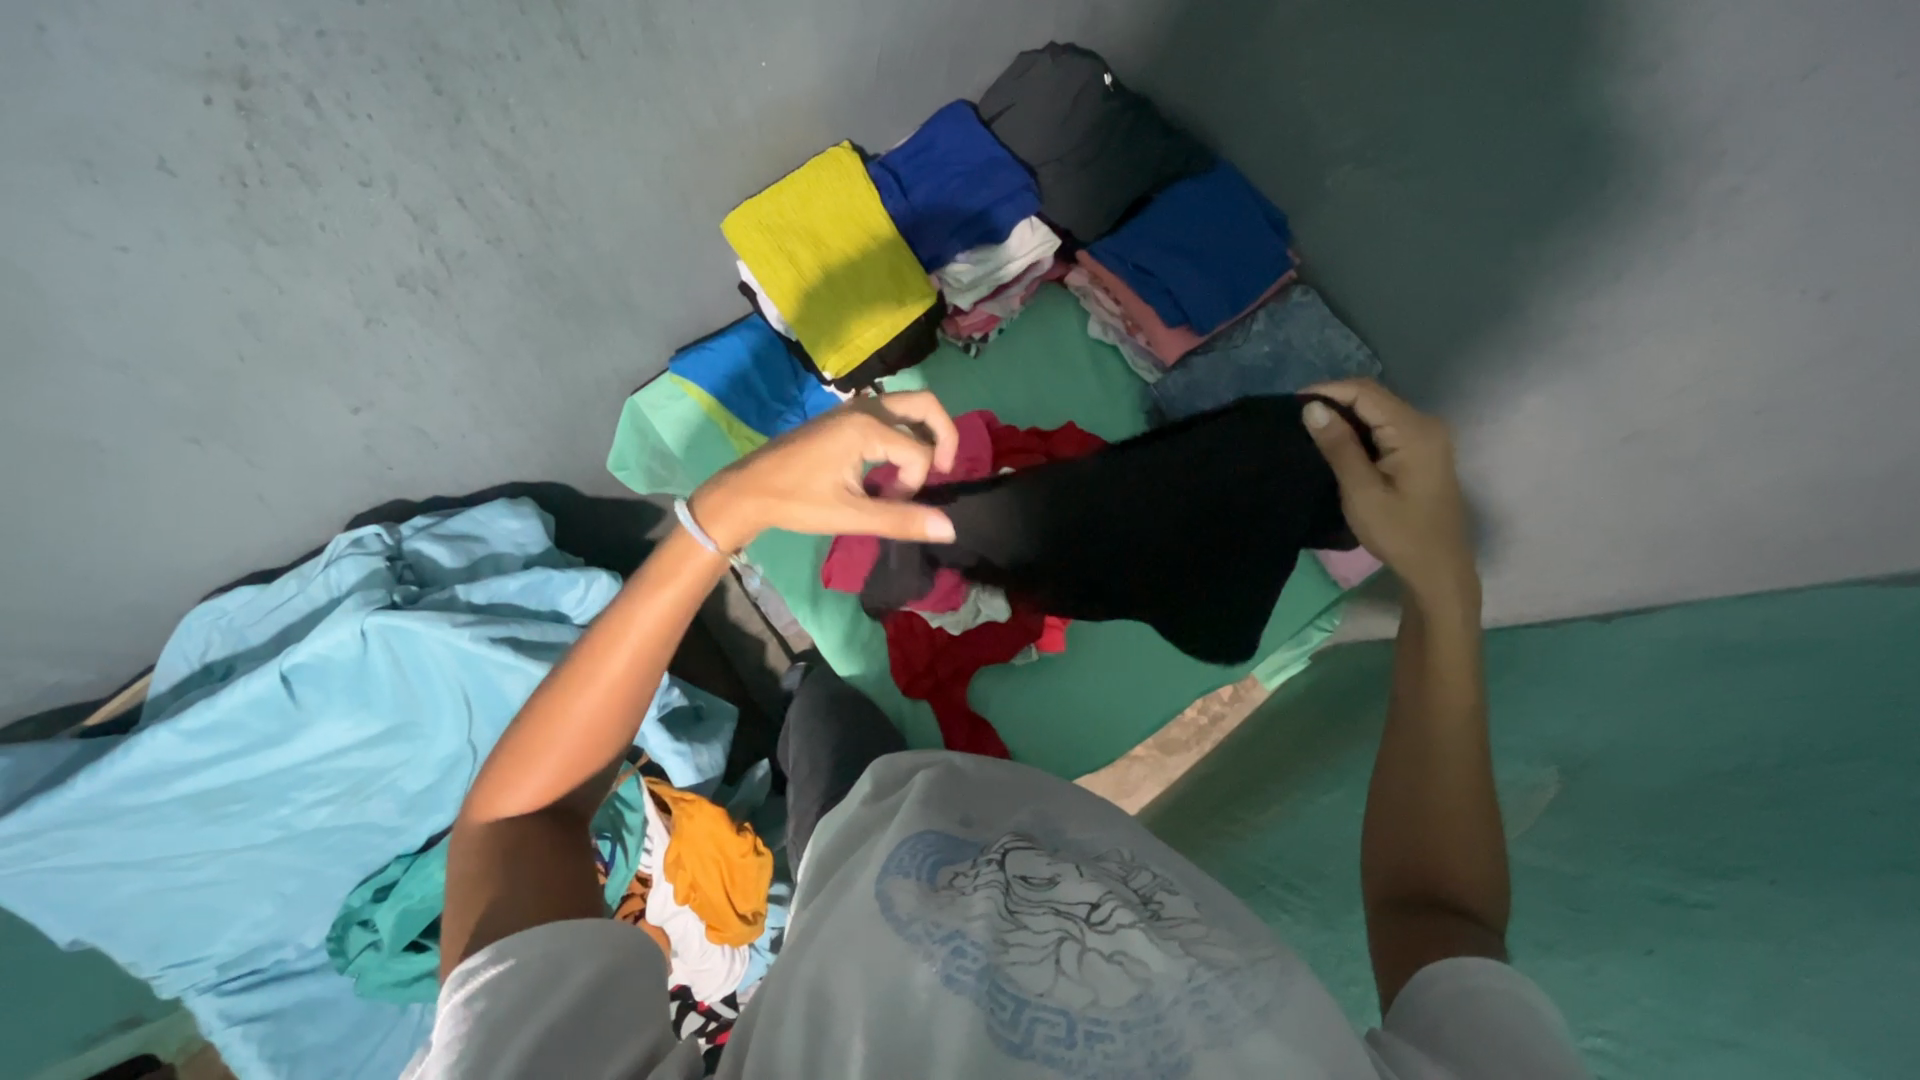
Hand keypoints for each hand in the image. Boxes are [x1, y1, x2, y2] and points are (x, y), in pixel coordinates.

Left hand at [687, 391, 959, 551]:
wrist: (748, 490)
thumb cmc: (798, 502)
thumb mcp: (851, 515)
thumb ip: (902, 520)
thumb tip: (950, 528)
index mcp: (867, 428)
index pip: (919, 452)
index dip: (914, 485)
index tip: (888, 505)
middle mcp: (865, 409)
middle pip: (926, 405)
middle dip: (944, 437)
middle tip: (942, 471)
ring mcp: (853, 409)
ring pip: (908, 408)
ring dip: (921, 436)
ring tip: (914, 474)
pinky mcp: (844, 418)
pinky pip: (889, 415)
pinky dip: (902, 435)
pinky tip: (888, 468)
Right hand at [1302, 379, 1479, 612]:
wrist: (1438, 567)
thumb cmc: (1399, 533)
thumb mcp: (1362, 491)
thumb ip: (1338, 446)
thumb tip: (1312, 408)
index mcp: (1414, 431)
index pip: (1365, 393)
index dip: (1327, 391)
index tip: (1290, 404)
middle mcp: (1425, 423)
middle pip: (1374, 397)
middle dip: (1334, 400)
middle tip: (1295, 417)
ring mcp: (1427, 436)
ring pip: (1378, 410)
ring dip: (1345, 414)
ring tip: (1309, 428)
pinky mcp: (1422, 449)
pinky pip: (1386, 426)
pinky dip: (1358, 428)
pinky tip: (1336, 441)